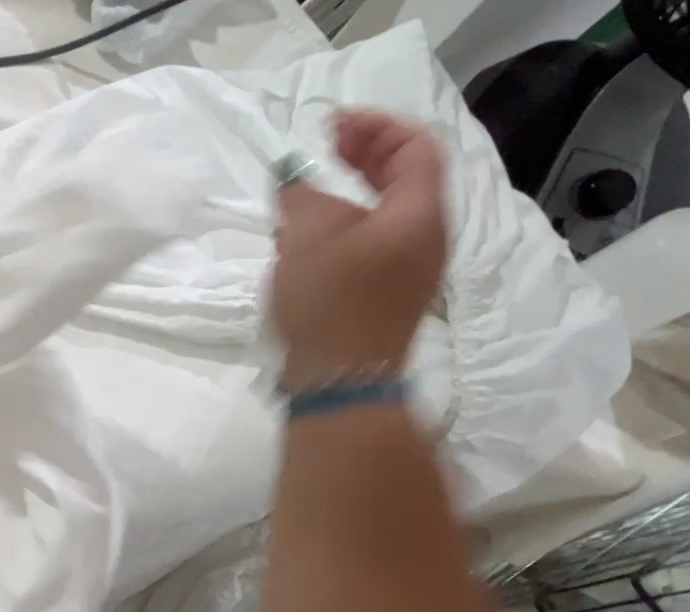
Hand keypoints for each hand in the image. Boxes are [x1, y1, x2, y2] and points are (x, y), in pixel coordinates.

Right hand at [272, 109, 448, 388]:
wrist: (341, 377)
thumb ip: (302, 197)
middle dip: (366, 154)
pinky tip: (311, 240)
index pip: (415, 145)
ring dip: (352, 192)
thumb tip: (293, 177)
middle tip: (324, 147)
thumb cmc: (330, 301)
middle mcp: (427, 234)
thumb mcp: (308, 238)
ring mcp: (410, 267)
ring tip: (308, 195)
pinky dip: (347, 225)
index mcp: (419, 210)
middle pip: (407, 177)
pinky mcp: (386, 293)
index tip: (330, 125)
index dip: (376, 126)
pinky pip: (374, 241)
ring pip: (388, 211)